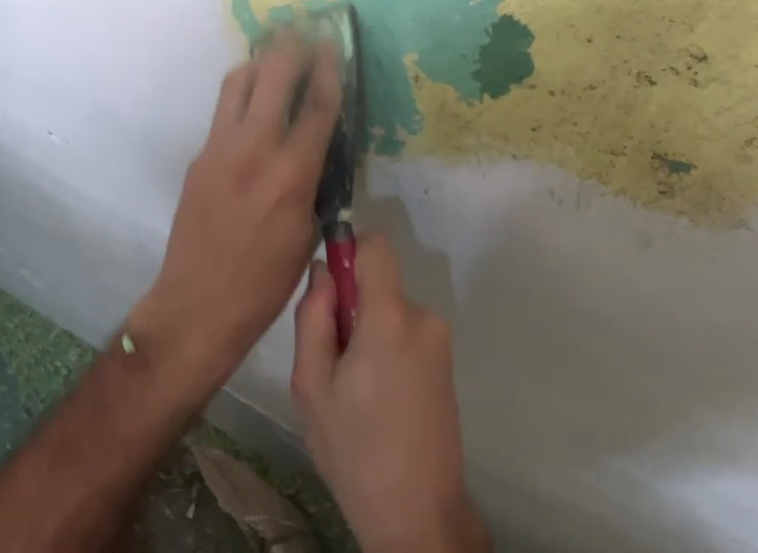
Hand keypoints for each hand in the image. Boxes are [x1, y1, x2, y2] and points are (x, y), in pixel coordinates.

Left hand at [132, 32, 342, 392]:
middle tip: (304, 30)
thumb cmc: (265, 283)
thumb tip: (321, 148)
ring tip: (275, 50)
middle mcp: (253, 151)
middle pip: (274, 77)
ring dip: (260, 62)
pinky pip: (224, 112)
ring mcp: (219, 150)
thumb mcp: (306, 234)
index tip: (334, 45)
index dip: (329, 70)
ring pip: (239, 84)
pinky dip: (242, 94)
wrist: (196, 305)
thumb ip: (316, 184)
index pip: (316, 107)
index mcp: (291, 176)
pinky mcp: (198, 158)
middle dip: (292, 47)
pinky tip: (253, 98)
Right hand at [291, 236, 487, 551]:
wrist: (418, 510)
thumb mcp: (311, 385)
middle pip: (377, 286)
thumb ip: (313, 318)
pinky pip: (405, 335)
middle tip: (331, 364)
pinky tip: (375, 400)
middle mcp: (422, 319)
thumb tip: (323, 272)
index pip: (375, 246)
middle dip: (350, 310)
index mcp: (389, 318)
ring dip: (367, 336)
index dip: (348, 251)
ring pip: (389, 314)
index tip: (327, 286)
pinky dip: (385, 352)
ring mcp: (440, 342)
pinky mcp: (445, 363)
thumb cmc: (355, 449)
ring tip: (352, 391)